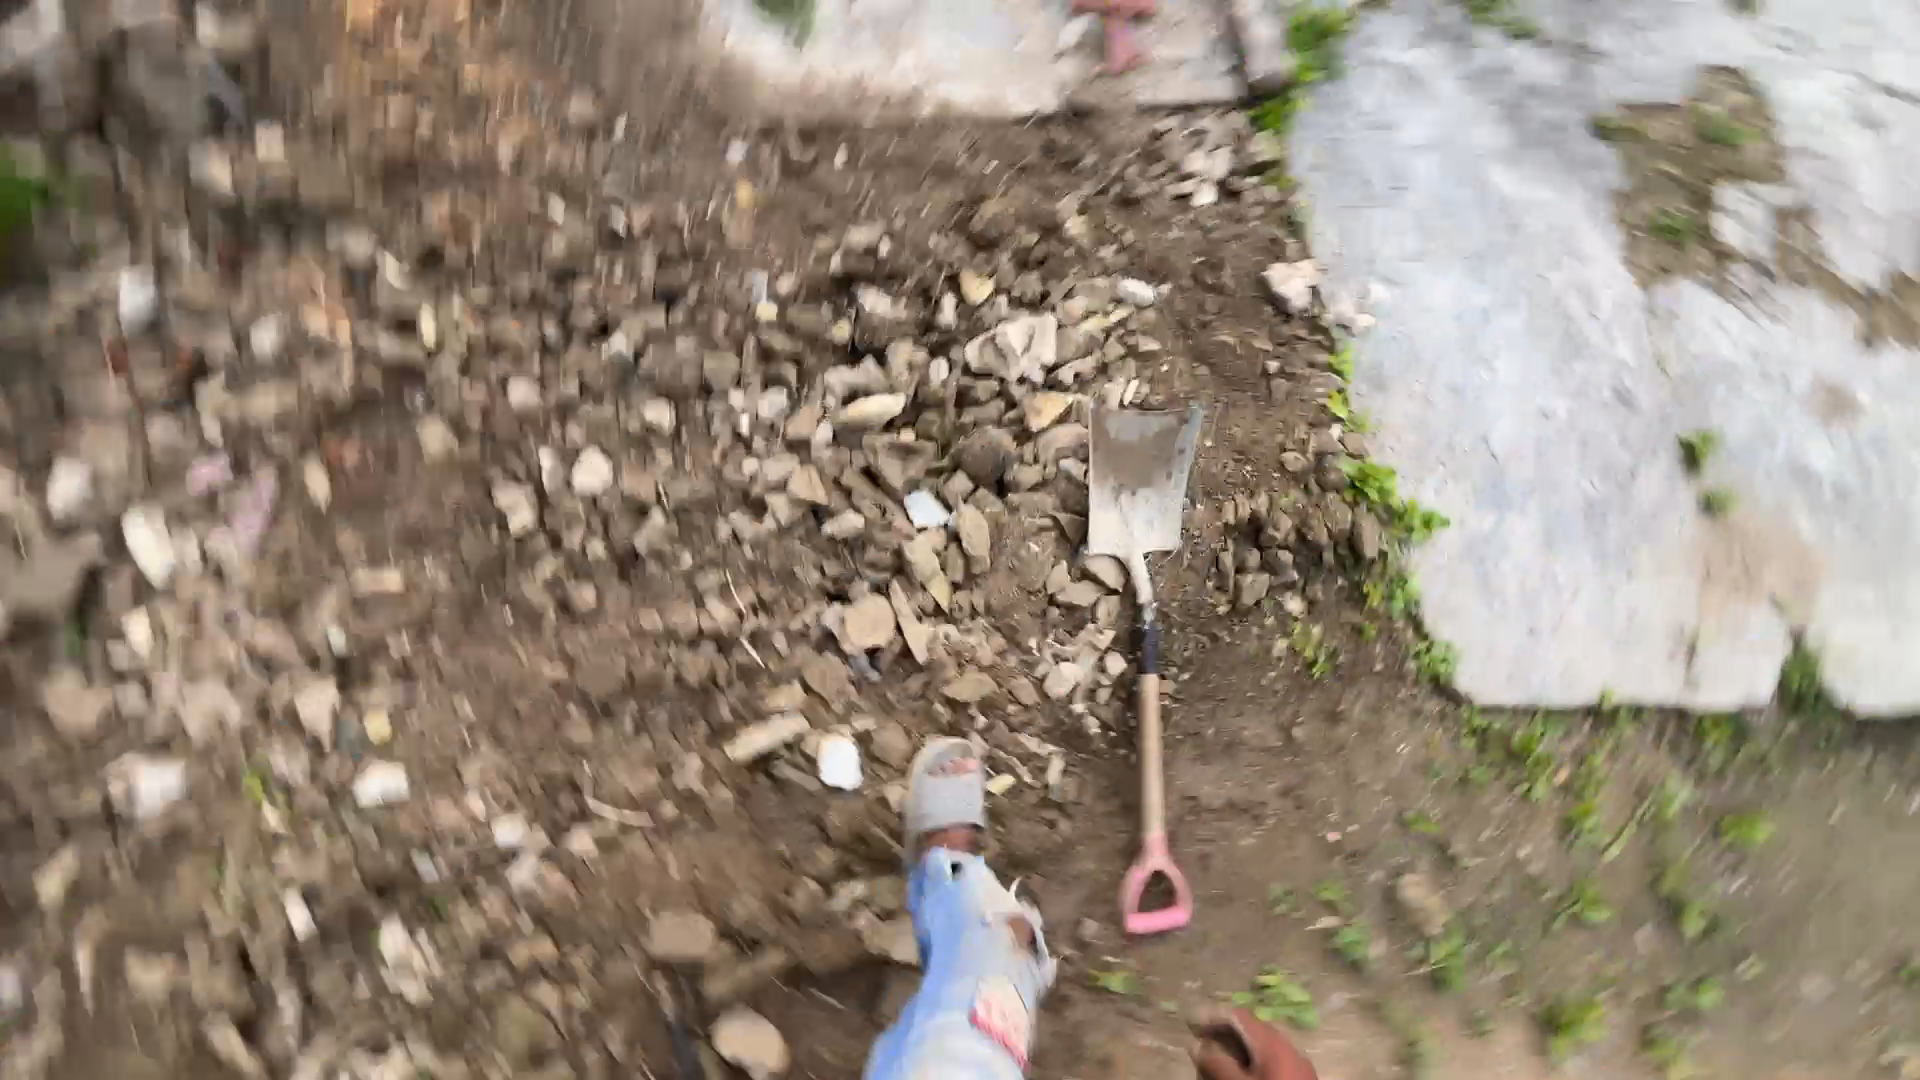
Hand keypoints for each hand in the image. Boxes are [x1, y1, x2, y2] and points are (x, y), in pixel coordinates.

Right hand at [1190, 1010, 1317, 1079]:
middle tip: (1203, 1046)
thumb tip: (1196, 1045)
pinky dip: (1253, 1064)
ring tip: (1220, 1063)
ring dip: (1238, 1051)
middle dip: (1224, 1035)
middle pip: (1250, 1029)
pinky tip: (1243, 1074)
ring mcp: (1299, 1064)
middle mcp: (1288, 1045)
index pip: (1238, 1015)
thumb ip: (1217, 1064)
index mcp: (1273, 1041)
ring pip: (1261, 1047)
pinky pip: (1273, 1062)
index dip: (1212, 1017)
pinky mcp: (1302, 1079)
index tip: (1192, 1027)